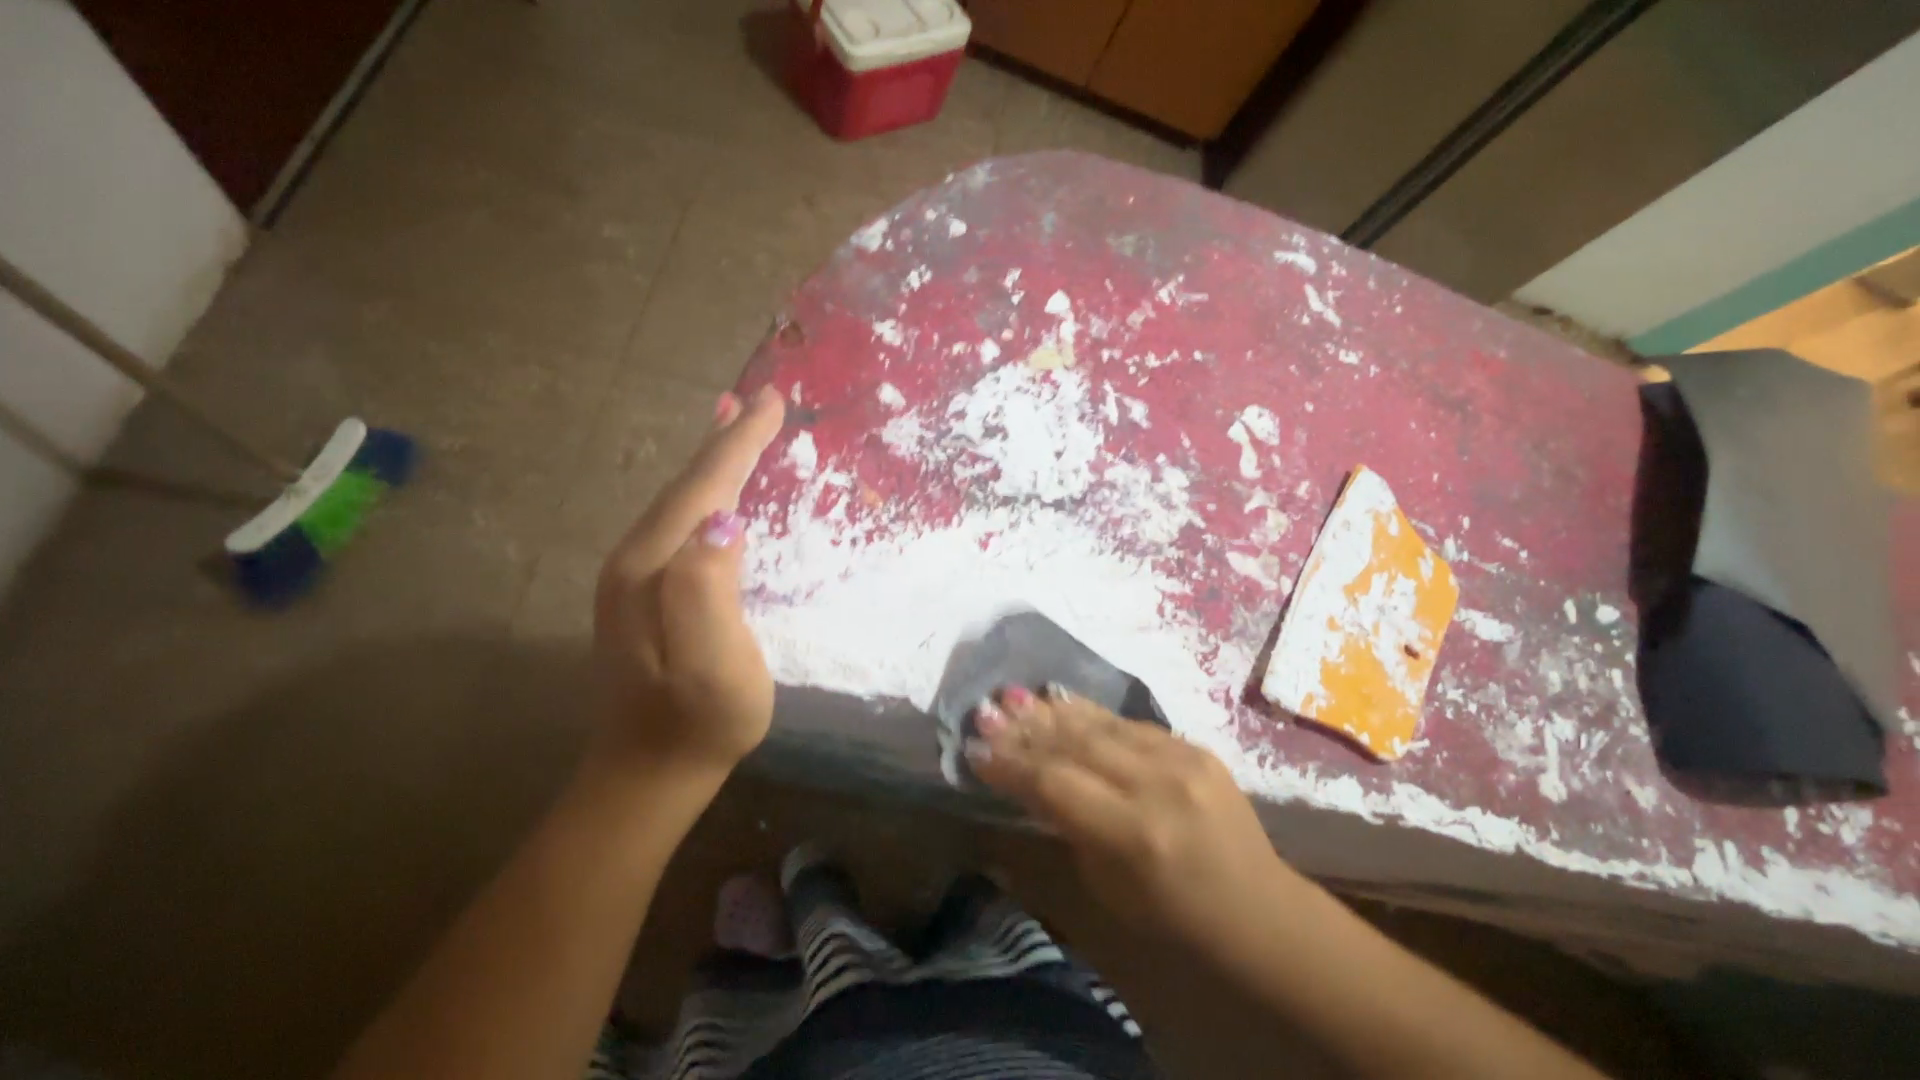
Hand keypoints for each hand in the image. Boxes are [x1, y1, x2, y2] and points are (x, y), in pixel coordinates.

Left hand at [591, 386, 786, 774]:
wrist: (648, 773)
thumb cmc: (699, 722)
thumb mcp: (714, 665)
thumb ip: (708, 592)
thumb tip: (724, 523)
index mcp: (653, 567)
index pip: (703, 488)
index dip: (739, 442)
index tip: (772, 400)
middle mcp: (634, 561)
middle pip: (686, 486)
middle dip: (724, 439)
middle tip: (758, 398)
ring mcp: (634, 580)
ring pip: (680, 502)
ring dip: (711, 462)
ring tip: (733, 424)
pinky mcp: (644, 597)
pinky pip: (679, 525)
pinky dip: (703, 494)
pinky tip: (713, 496)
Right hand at [968, 685, 1307, 949]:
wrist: (1256, 912)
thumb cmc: (1170, 918)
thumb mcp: (1104, 887)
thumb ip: (1063, 827)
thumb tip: (1021, 783)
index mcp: (1133, 833)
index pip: (1056, 783)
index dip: (1010, 765)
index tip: (974, 751)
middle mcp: (1158, 786)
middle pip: (1076, 745)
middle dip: (1024, 728)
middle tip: (984, 711)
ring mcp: (1183, 760)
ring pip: (1103, 725)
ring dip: (1053, 712)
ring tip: (1013, 697)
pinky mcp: (1197, 748)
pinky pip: (1132, 724)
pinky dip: (1091, 714)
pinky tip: (1062, 701)